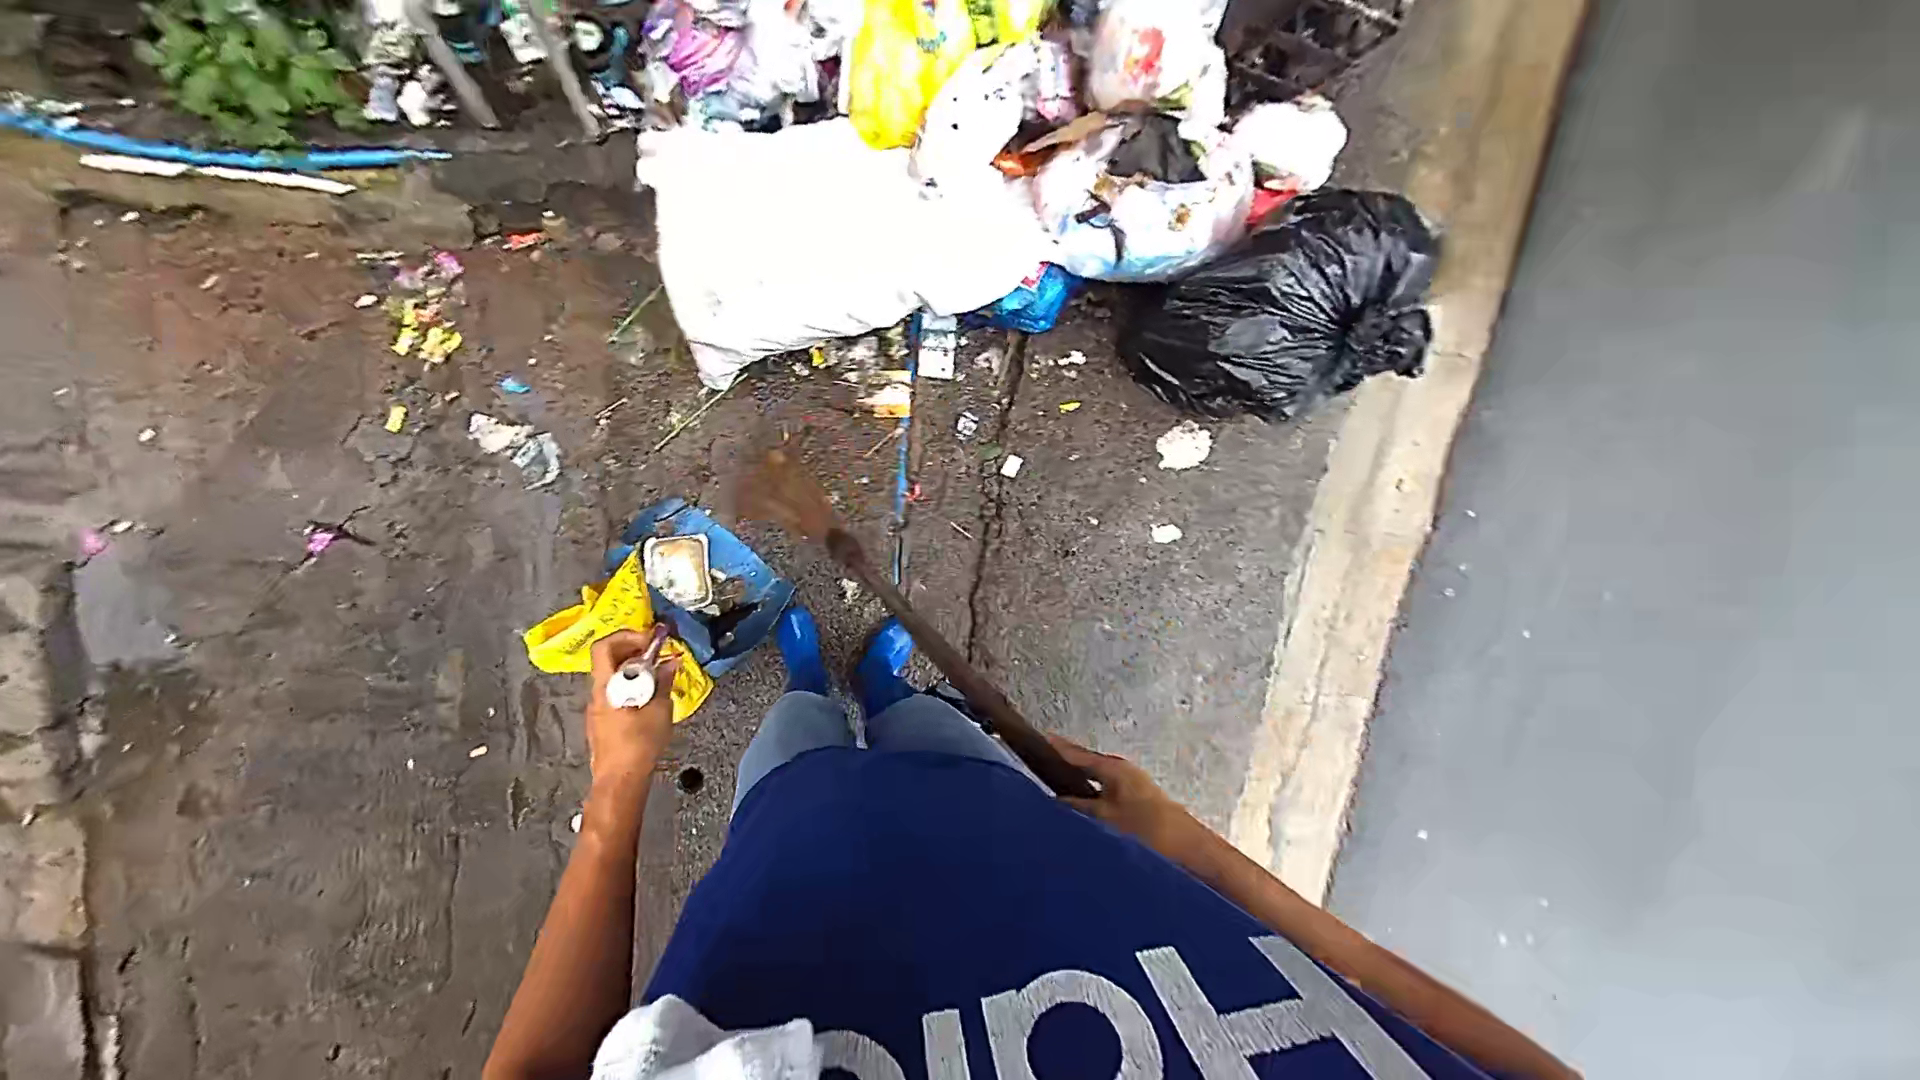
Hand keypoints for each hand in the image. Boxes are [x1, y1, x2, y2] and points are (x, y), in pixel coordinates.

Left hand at [586, 625, 681, 783]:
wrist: (620, 780)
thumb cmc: (639, 744)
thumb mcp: (659, 710)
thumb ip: (663, 682)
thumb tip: (670, 662)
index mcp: (606, 687)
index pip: (604, 647)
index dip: (627, 636)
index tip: (651, 641)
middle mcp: (596, 694)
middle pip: (608, 658)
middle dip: (634, 649)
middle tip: (658, 654)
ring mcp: (597, 707)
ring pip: (613, 675)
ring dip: (635, 668)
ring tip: (659, 674)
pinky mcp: (603, 719)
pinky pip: (615, 691)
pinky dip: (632, 684)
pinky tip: (650, 695)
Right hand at [1048, 735, 1219, 870]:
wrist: (1192, 855)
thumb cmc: (1149, 831)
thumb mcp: (1104, 819)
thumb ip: (1076, 808)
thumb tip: (1054, 800)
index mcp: (1113, 769)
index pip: (1076, 754)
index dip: (1055, 748)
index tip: (1036, 740)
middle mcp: (1122, 773)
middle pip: (1085, 766)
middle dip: (1064, 767)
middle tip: (1038, 768)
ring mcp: (1132, 790)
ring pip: (1095, 784)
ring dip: (1077, 788)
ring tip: (1053, 794)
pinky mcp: (1137, 808)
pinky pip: (1103, 798)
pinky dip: (1089, 801)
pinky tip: (1080, 816)